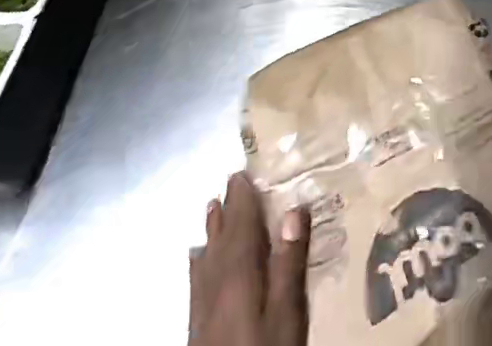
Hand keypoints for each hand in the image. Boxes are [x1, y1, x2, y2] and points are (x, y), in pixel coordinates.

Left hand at [188, 172, 309, 345]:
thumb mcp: (287, 312)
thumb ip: (289, 260)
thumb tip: (294, 208)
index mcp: (239, 265)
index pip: (240, 218)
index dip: (243, 193)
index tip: (246, 169)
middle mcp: (215, 274)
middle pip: (221, 231)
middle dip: (228, 205)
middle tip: (234, 180)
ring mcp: (202, 299)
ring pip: (206, 250)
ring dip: (213, 227)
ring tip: (213, 206)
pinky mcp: (197, 321)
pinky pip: (196, 275)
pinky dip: (201, 256)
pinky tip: (197, 258)